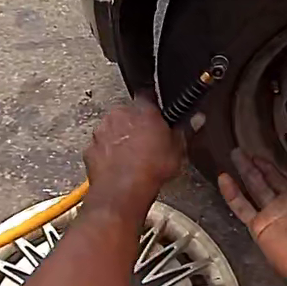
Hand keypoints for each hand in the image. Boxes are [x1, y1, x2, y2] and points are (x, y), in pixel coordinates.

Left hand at [84, 99, 183, 219]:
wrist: (122, 190)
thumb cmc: (149, 169)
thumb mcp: (177, 150)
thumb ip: (184, 130)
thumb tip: (196, 120)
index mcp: (142, 110)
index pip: (148, 95)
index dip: (153, 103)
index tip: (157, 112)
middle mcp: (119, 115)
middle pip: (128, 113)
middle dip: (136, 124)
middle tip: (148, 142)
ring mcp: (102, 131)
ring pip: (112, 129)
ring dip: (120, 138)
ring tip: (133, 157)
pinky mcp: (91, 148)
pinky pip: (101, 146)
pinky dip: (107, 153)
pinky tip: (119, 166)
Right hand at [218, 111, 286, 285]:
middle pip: (278, 173)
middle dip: (268, 158)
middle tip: (256, 142)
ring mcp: (277, 212)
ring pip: (257, 185)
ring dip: (247, 169)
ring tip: (237, 152)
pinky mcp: (261, 225)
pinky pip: (242, 206)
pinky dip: (231, 192)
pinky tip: (224, 178)